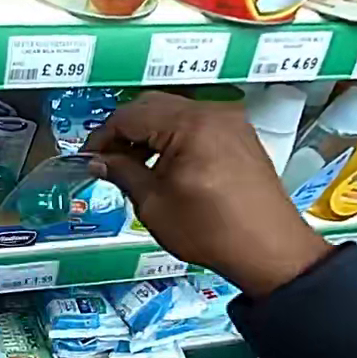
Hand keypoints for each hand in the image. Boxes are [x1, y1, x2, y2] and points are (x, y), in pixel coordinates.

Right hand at [87, 91, 331, 297]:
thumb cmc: (208, 230)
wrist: (269, 250)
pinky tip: (163, 164)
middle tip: (106, 159)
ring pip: (174, 113)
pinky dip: (173, 137)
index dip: (102, 136)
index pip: (130, 115)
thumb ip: (123, 173)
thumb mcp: (154, 205)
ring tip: (132, 165)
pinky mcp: (240, 135)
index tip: (87, 157)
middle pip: (152, 106)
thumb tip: (97, 160)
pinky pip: (196, 124)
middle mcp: (211, 112)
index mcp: (188, 125)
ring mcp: (230, 121)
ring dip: (148, 133)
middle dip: (124, 130)